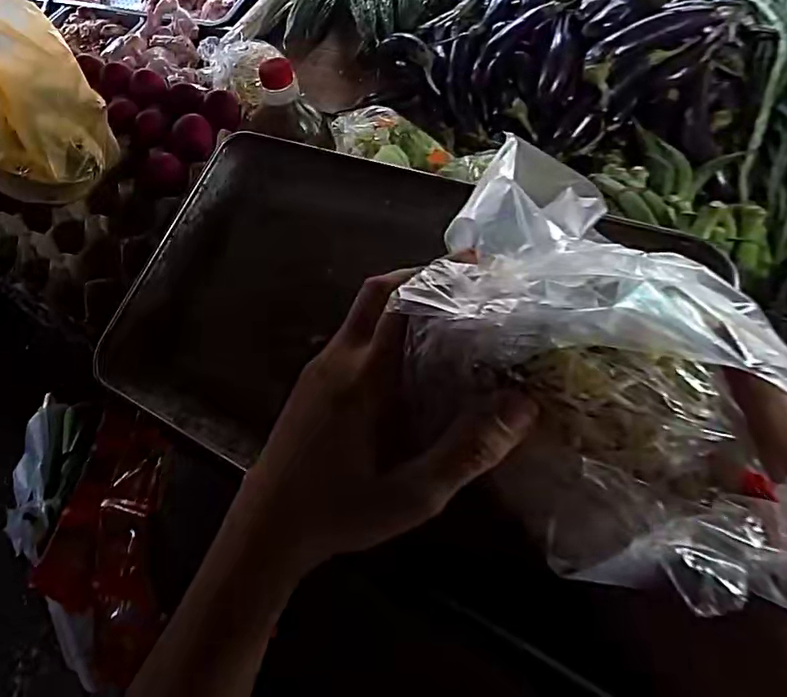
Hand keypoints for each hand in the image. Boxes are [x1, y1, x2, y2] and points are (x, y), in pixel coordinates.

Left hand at [229, 269, 540, 577]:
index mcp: (362, 376)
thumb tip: (520, 406)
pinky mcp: (313, 381)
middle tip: (463, 280)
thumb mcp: (412, 495)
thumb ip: (465, 451)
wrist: (266, 522)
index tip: (473, 265)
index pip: (397, 303)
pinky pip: (352, 337)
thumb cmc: (339, 510)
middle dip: (416, 276)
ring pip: (362, 314)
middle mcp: (338, 358)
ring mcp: (320, 367)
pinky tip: (410, 356)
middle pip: (375, 294)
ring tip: (447, 313)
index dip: (434, 276)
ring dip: (399, 301)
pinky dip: (383, 327)